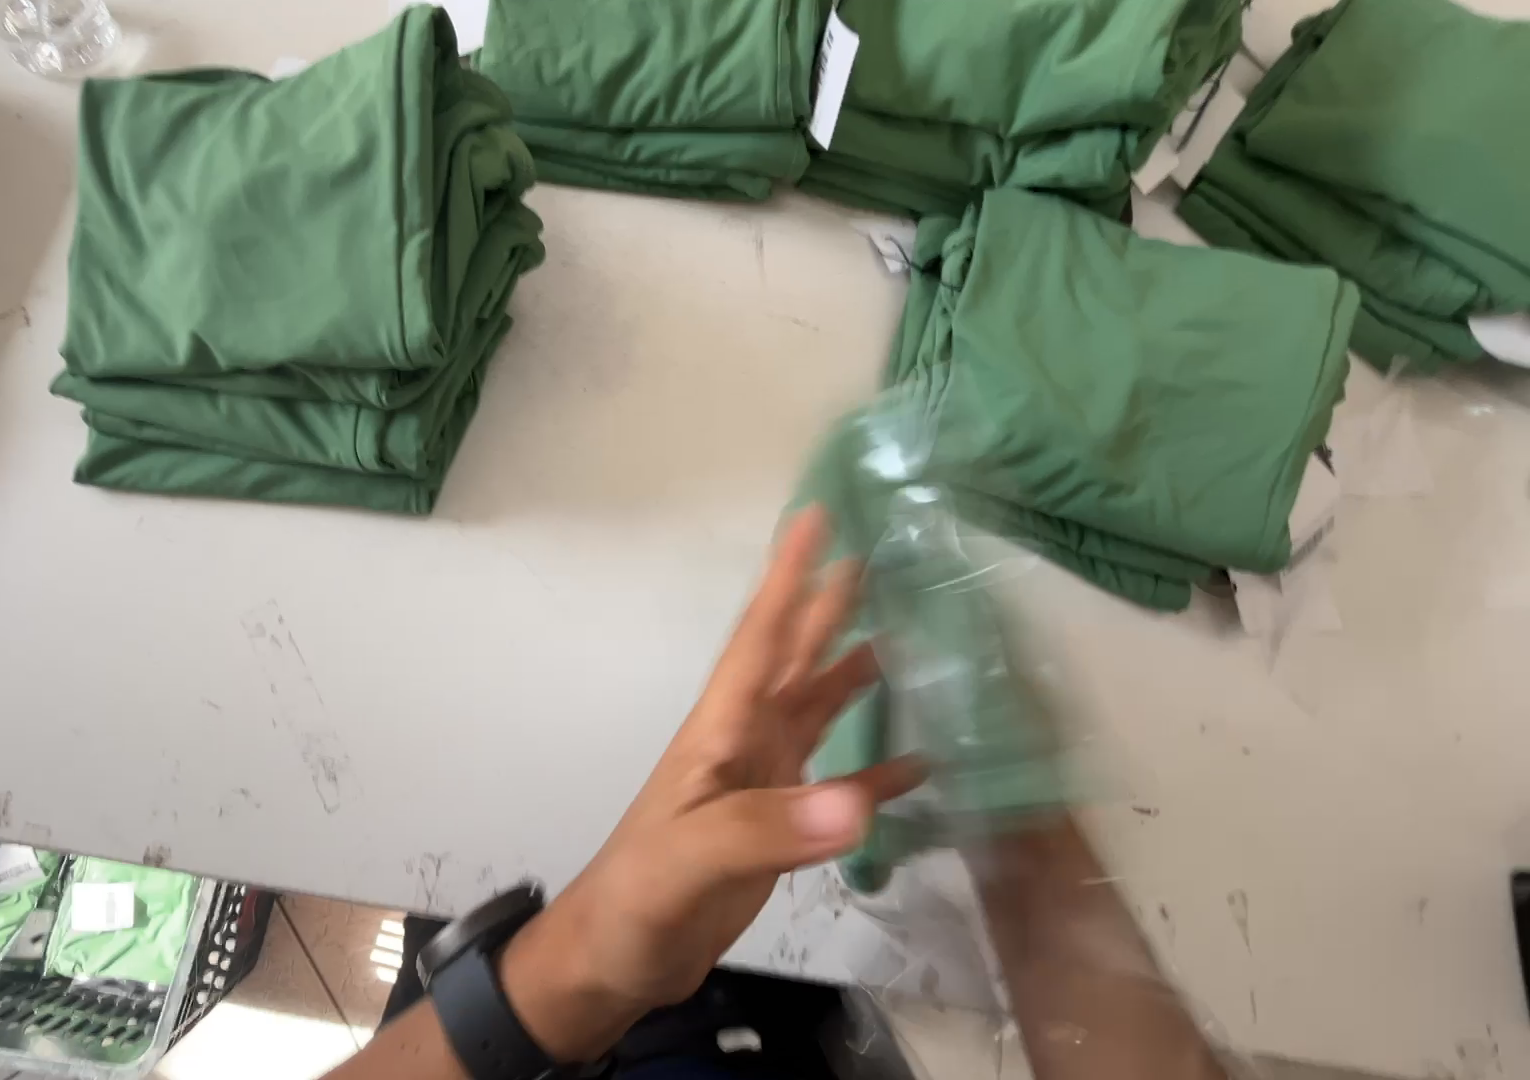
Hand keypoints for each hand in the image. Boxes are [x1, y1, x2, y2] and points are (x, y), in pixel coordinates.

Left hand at [500, 507, 926, 1060]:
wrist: (620, 956)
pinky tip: (919, 761)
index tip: (811, 519)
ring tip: (907, 635)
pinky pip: (838, 784)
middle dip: (827, 605)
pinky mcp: (780, 824)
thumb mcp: (690, 858)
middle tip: (875, 557)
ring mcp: (763, 780)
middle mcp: (744, 741)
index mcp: (719, 729)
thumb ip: (764, 828)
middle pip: (793, 658)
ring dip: (854, 670)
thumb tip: (855, 800)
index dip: (785, 578)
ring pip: (815, 707)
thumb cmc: (638, 898)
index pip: (759, 639)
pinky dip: (876, 770)